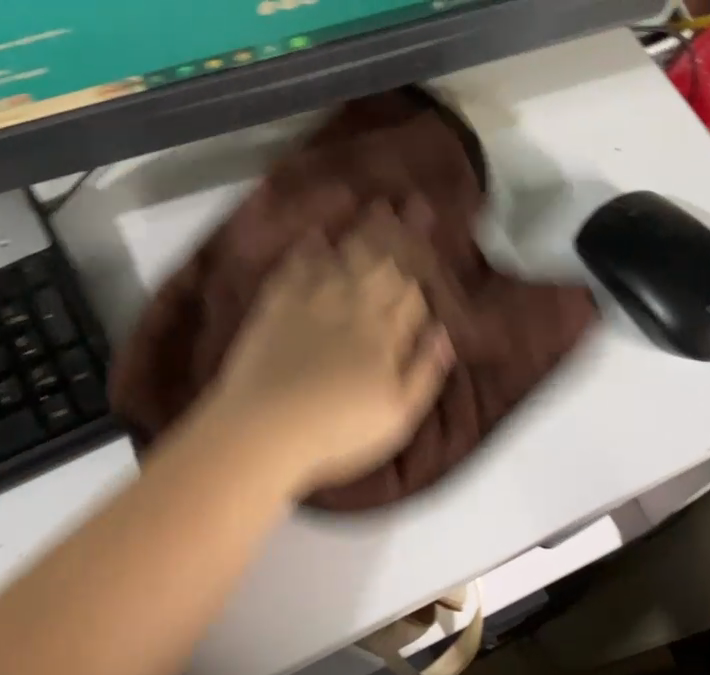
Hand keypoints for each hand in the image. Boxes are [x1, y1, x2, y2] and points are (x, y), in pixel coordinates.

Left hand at [196, 216, 455, 496]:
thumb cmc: (338, 431)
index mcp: (386, 336)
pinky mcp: (274, 307)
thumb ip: (424, 372)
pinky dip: (308, 249)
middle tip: (413, 208)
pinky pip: (296, 267)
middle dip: (401, 239)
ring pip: (345, 258)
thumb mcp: (398, 416)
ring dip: (363, 233)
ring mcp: (312, 303)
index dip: (423, 271)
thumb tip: (444, 335)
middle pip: (382, 266)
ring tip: (378, 209)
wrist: (266, 428)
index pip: (411, 294)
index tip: (433, 249)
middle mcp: (353, 308)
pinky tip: (316, 236)